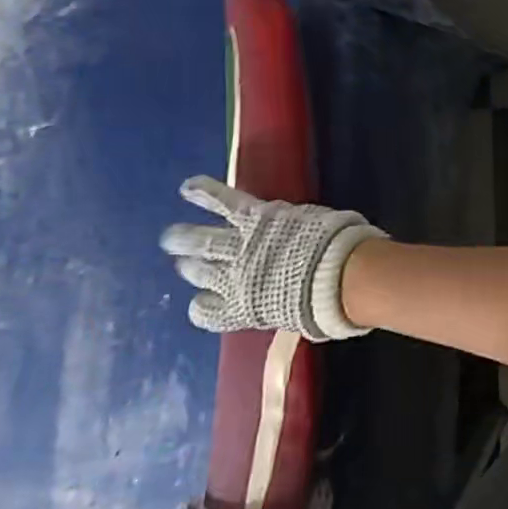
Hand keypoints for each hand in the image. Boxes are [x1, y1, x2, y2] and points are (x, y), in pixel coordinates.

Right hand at [159, 176, 384, 339]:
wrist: (336, 275)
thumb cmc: (327, 305)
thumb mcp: (303, 321)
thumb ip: (287, 313)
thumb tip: (296, 311)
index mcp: (244, 310)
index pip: (210, 314)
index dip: (204, 308)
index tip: (202, 302)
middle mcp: (234, 280)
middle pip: (202, 274)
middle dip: (190, 268)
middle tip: (183, 265)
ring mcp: (242, 247)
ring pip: (204, 241)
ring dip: (184, 237)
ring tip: (170, 237)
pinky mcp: (254, 218)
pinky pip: (223, 202)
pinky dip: (205, 192)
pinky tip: (188, 187)